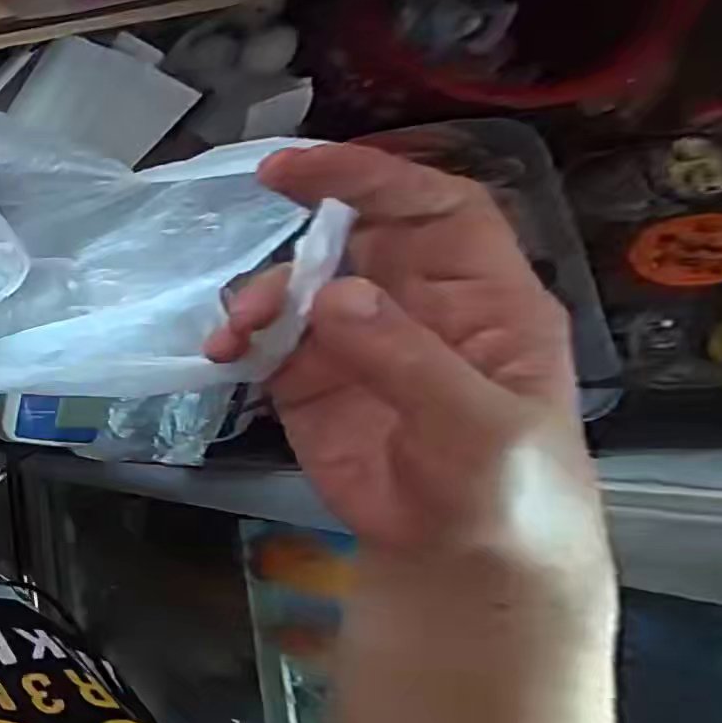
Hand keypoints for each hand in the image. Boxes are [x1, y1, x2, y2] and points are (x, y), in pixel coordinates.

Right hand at [205, 144, 606, 585]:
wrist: (451, 553)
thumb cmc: (498, 489)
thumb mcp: (474, 425)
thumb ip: (406, 358)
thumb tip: (330, 296)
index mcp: (476, 300)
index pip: (427, 212)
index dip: (367, 180)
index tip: (297, 169)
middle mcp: (409, 309)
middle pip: (349, 244)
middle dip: (298, 235)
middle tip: (254, 226)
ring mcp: (351, 345)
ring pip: (294, 293)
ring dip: (257, 300)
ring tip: (235, 335)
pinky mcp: (305, 381)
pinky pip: (263, 342)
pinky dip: (236, 340)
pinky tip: (222, 356)